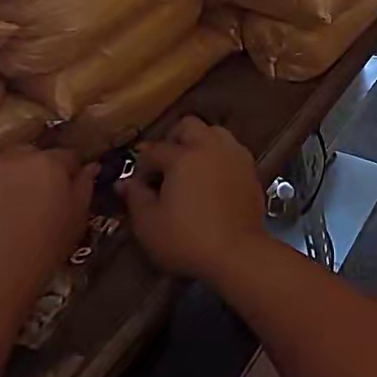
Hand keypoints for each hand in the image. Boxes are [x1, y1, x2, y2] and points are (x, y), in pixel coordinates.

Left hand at [0, 146, 93, 338]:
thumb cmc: (35, 258)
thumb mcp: (75, 223)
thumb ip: (84, 188)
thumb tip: (87, 170)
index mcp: (46, 163)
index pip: (66, 155)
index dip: (70, 173)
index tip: (68, 192)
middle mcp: (5, 161)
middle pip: (27, 156)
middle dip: (34, 173)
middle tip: (37, 203)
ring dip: (3, 186)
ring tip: (4, 219)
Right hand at [121, 117, 266, 279]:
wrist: (236, 251)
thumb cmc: (186, 238)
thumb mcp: (149, 223)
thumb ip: (135, 196)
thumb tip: (125, 182)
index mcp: (184, 156)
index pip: (155, 149)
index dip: (142, 165)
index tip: (138, 184)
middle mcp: (212, 147)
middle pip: (189, 125)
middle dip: (172, 139)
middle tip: (163, 165)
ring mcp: (235, 155)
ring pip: (215, 132)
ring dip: (199, 142)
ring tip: (188, 168)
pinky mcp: (251, 168)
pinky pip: (232, 149)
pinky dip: (218, 154)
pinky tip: (210, 177)